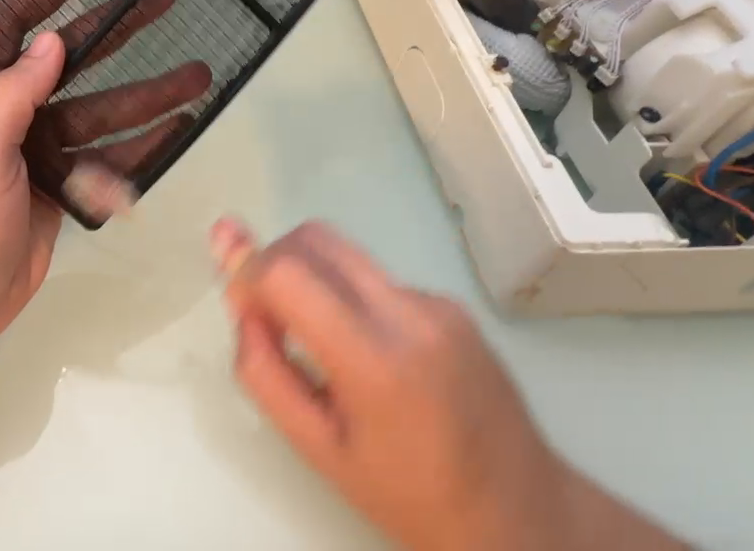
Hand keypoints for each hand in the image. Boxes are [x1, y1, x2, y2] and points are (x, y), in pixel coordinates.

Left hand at [0, 0, 209, 354]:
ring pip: (98, 108)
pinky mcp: (58, 184)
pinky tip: (177, 128)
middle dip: (117, 30)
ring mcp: (36, 149)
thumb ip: (11, 94)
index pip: (12, 23)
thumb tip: (50, 41)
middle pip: (69, 58)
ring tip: (200, 76)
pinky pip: (104, 154)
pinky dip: (139, 145)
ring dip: (146, 93)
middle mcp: (7, 111)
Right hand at [212, 219, 682, 550]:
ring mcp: (438, 304)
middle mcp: (410, 315)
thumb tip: (243, 307)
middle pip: (314, 239)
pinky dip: (349, 296)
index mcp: (375, 363)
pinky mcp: (453, 304)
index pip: (288, 274)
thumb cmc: (410, 495)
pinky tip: (366, 350)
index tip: (228, 288)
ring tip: (316, 340)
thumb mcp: (318, 450)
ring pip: (344, 254)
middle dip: (272, 258)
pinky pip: (377, 278)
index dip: (244, 266)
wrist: (525, 514)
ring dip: (310, 277)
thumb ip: (265, 372)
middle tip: (261, 309)